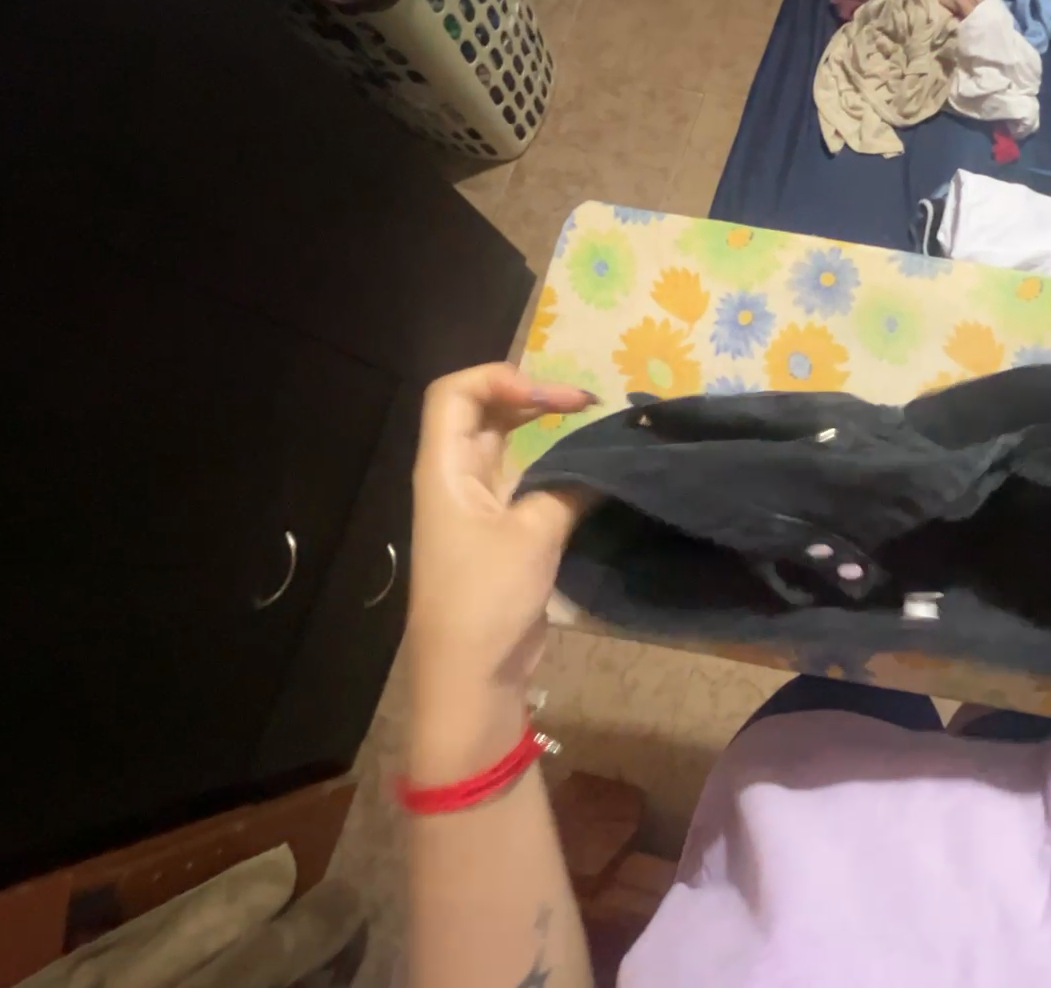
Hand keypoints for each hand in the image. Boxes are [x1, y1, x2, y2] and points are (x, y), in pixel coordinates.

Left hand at [406, 362, 595, 779]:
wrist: (472, 673)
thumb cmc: (488, 598)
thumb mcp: (534, 534)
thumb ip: (569, 488)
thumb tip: (605, 465)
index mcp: (445, 469)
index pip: (457, 392)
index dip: (504, 378)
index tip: (560, 399)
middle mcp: (456, 477)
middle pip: (482, 410)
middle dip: (531, 394)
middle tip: (586, 404)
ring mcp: (478, 504)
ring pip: (505, 443)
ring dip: (543, 427)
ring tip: (591, 424)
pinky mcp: (501, 529)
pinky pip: (524, 478)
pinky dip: (553, 463)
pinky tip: (587, 468)